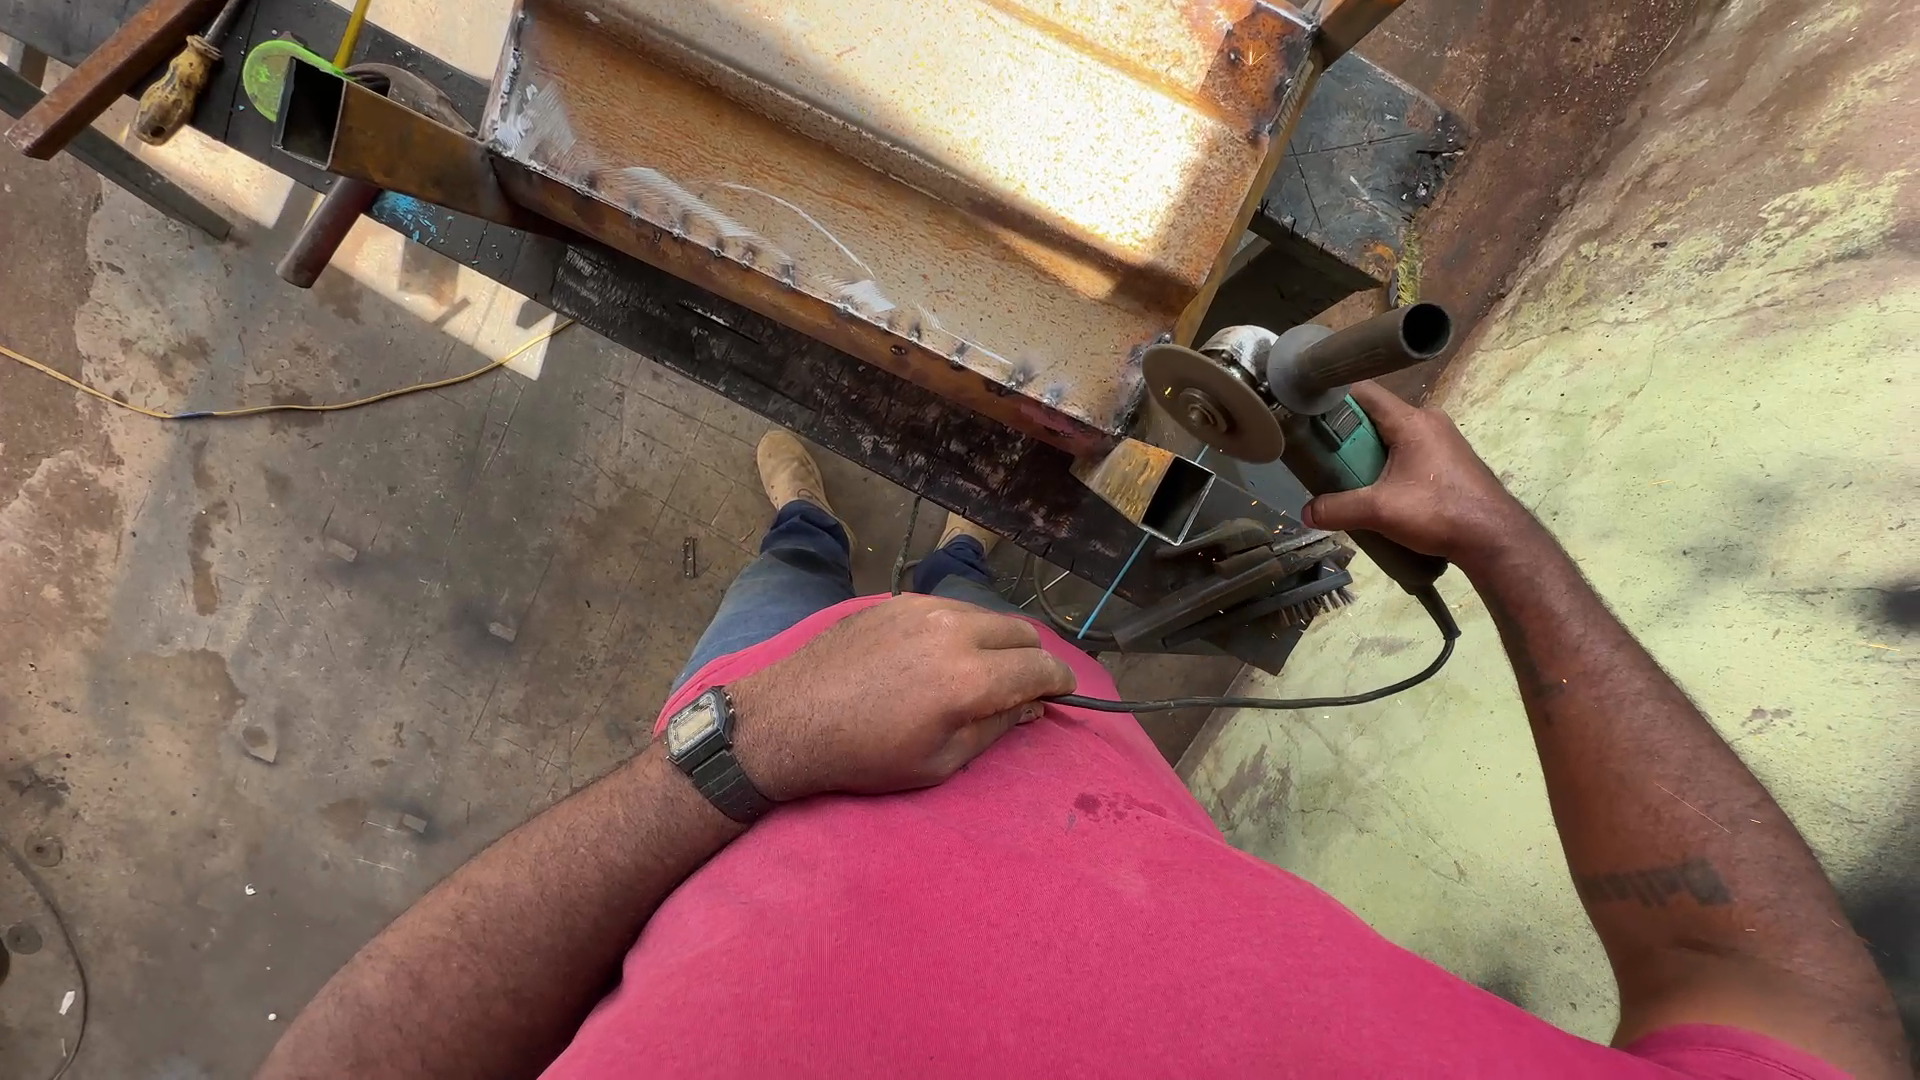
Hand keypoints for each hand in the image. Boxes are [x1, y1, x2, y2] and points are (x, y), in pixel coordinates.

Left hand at [724, 595, 1076, 799]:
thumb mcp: (939, 761)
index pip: (1041, 668)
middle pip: (1022, 632)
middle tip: (1021, 685)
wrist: (790, 718)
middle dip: (1033, 659)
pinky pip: (950, 607)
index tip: (1063, 693)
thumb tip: (1033, 707)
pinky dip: (962, 627)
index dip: (1061, 682)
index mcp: (970, 679)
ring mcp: (924, 607)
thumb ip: (995, 728)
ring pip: (987, 614)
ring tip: (979, 668)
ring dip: (997, 640)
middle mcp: (955, 630)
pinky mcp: (898, 599)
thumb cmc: (865, 755)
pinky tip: (939, 652)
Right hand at [1299, 381, 1535, 572]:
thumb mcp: (1379, 511)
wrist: (1495, 539)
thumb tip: (1305, 513)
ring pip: (1388, 437)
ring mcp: (1440, 441)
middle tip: (1321, 460)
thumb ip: (1337, 509)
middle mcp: (1428, 422)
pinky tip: (1376, 492)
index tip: (1306, 418)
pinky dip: (1384, 466)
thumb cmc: (1440, 512)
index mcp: (1412, 421)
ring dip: (1364, 455)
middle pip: (1373, 417)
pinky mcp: (1445, 461)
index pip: (1363, 392)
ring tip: (1346, 480)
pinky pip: (1404, 452)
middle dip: (1344, 437)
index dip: (1331, 400)